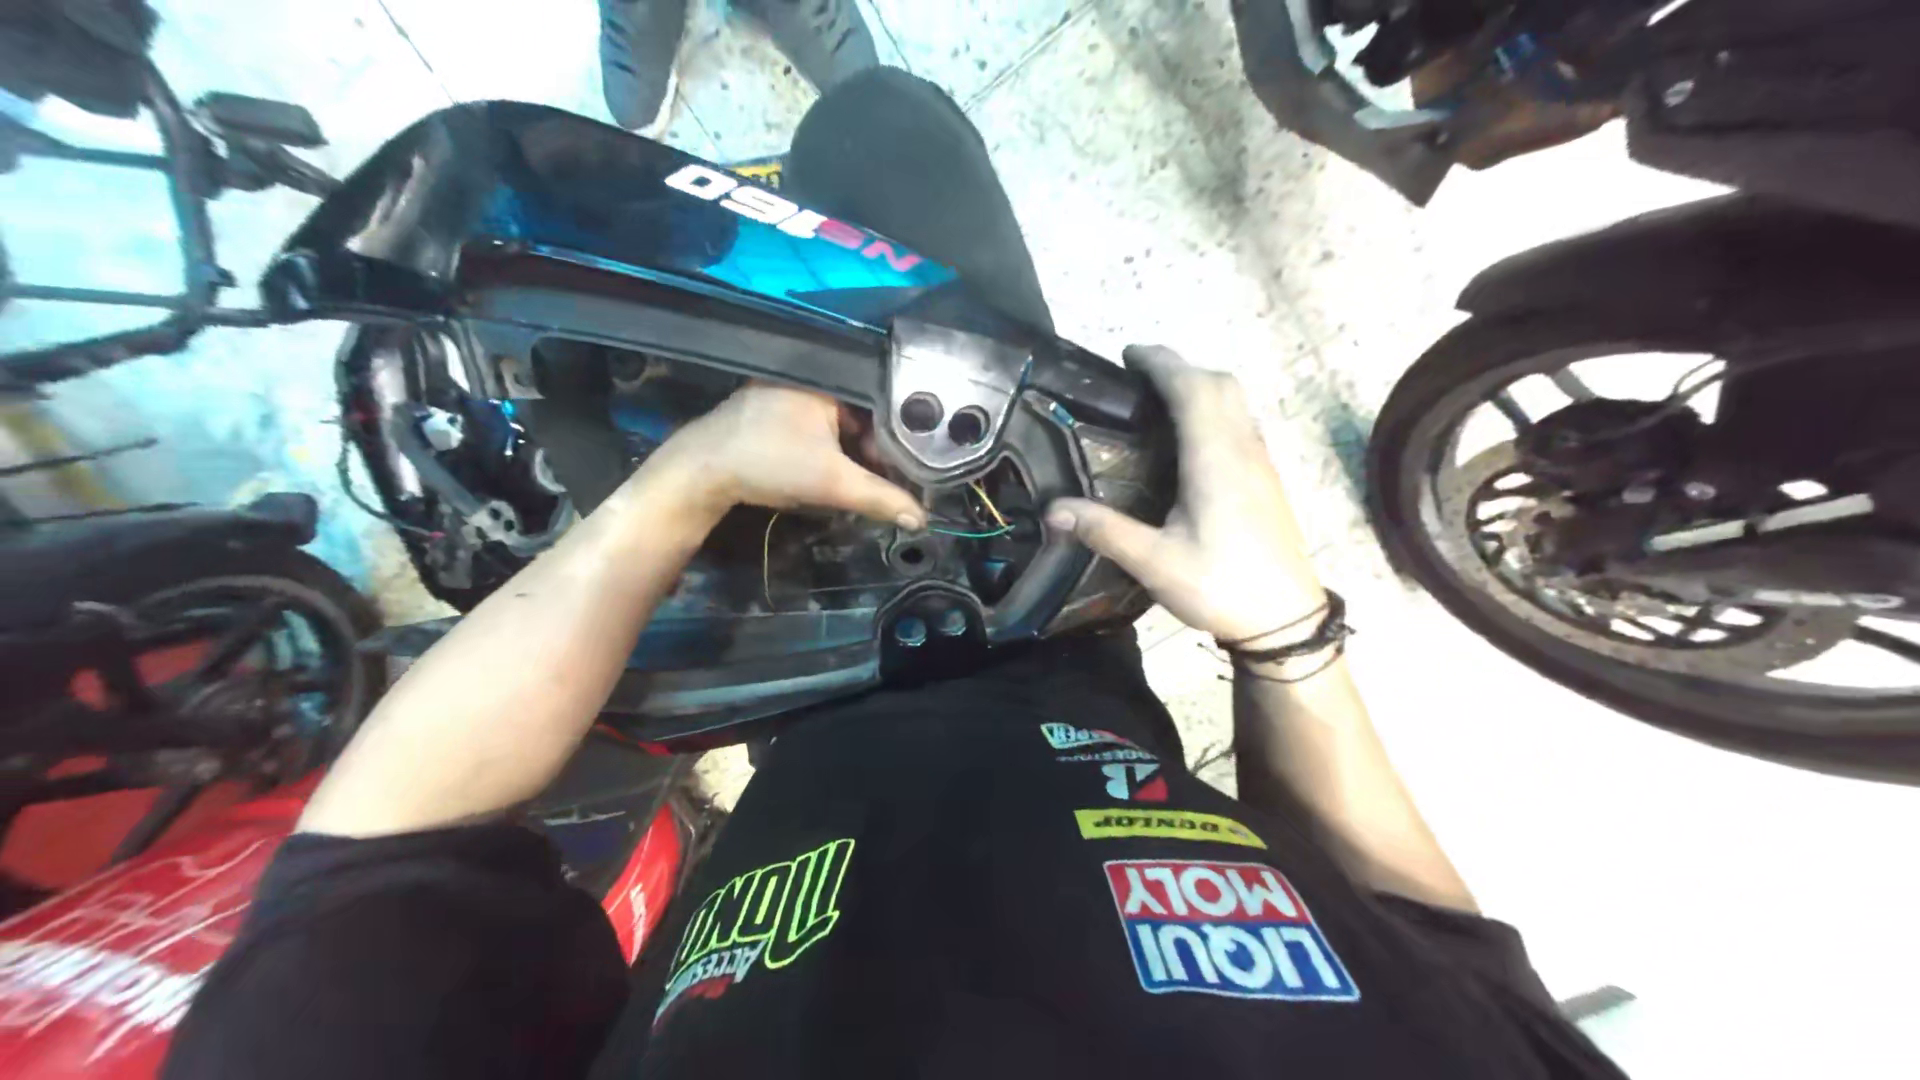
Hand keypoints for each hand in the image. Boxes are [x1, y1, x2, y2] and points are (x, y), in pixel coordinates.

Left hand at [651, 381, 926, 527]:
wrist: (700, 471)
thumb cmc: (773, 464)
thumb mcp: (835, 483)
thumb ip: (881, 498)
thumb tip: (921, 519)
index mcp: (828, 382)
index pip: (878, 409)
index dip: (892, 442)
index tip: (899, 472)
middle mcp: (805, 378)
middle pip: (855, 417)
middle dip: (867, 451)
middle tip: (876, 481)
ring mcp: (779, 391)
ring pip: (830, 423)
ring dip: (844, 452)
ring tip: (851, 479)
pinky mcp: (762, 409)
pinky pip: (807, 424)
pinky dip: (820, 447)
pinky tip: (819, 469)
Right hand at [1045, 346, 1324, 644]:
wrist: (1286, 620)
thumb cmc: (1220, 586)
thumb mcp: (1154, 562)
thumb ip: (1104, 530)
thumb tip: (1053, 509)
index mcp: (1214, 460)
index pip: (1191, 389)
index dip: (1161, 363)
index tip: (1129, 355)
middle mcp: (1242, 450)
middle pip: (1219, 384)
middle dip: (1180, 368)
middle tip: (1140, 378)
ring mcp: (1261, 463)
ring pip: (1236, 402)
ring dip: (1201, 387)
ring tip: (1162, 402)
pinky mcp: (1268, 480)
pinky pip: (1242, 424)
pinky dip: (1216, 411)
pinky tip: (1194, 442)